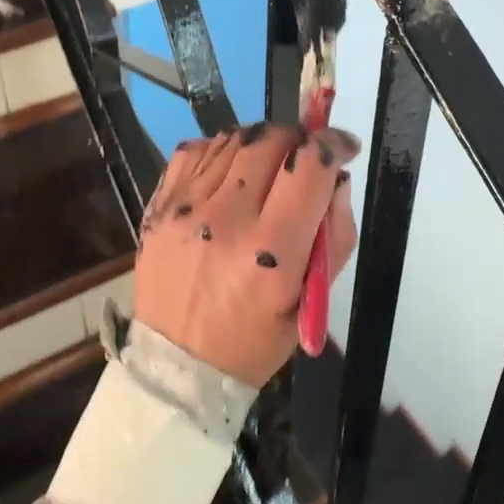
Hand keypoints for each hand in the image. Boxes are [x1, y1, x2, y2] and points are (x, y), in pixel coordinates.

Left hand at [133, 123, 361, 386]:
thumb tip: (337, 178)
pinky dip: (220, 149)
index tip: (343, 147)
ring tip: (268, 166)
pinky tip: (229, 172)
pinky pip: (195, 149)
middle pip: (270, 140)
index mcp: (271, 253)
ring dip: (261, 142)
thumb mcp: (311, 302)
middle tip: (304, 158)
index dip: (333, 144)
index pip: (309, 166)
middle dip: (297, 139)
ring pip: (233, 139)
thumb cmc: (253, 340)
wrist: (176, 365)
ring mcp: (186, 208)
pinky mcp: (160, 204)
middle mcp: (226, 220)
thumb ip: (335, 236)